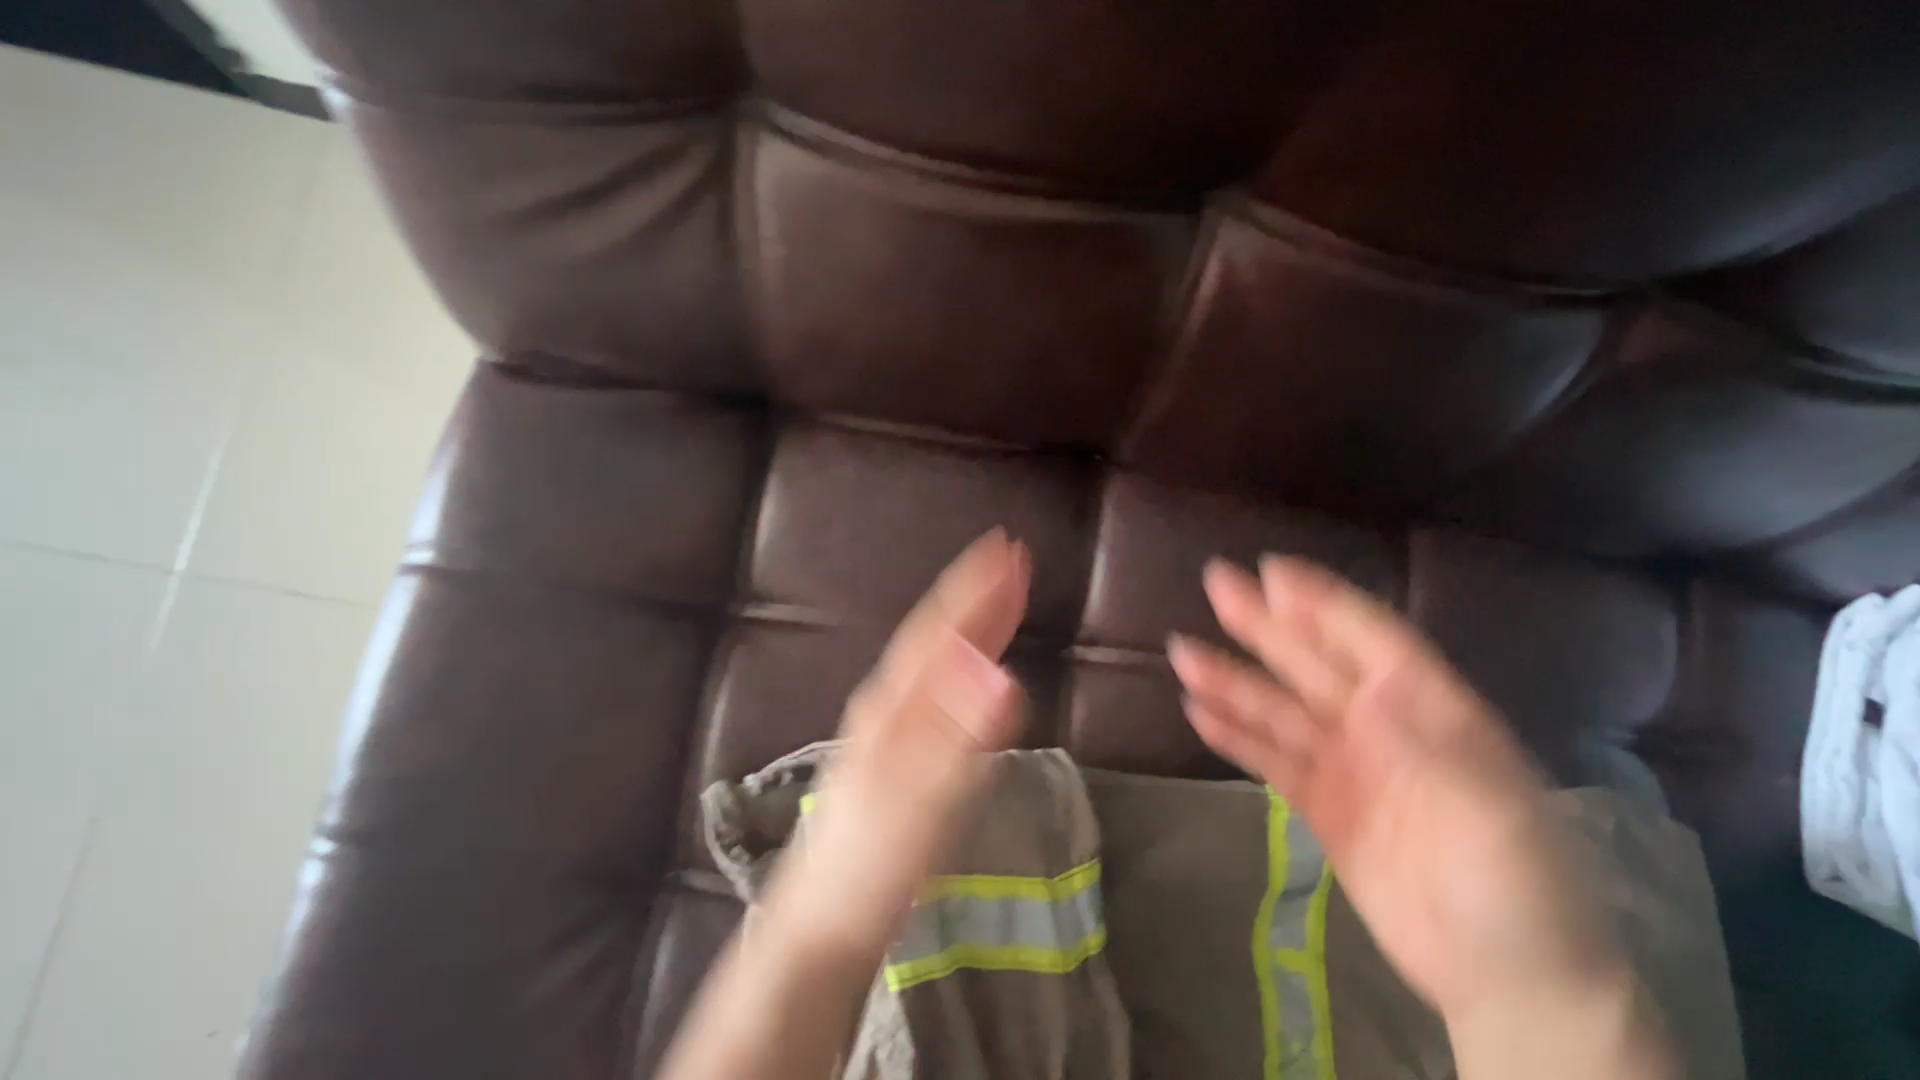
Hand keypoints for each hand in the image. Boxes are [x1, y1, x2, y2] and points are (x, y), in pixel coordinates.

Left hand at [779, 529, 1029, 951]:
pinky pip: (936, 698)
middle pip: (936, 641)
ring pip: (935, 667)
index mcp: (893, 709)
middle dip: (975, 598)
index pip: (938, 634)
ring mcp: (889, 739)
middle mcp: (887, 711)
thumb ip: (958, 737)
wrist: (826, 925)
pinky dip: (961, 672)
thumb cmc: (871, 864)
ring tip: (1001, 600)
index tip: (1008, 549)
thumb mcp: (919, 801)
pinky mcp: (898, 767)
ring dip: (969, 629)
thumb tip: (1002, 670)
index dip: (973, 590)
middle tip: (1013, 559)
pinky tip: (970, 677)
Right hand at [1166, 557, 1624, 1020]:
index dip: (1324, 606)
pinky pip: (1272, 762)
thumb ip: (1432, 751)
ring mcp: (1351, 768)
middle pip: (1314, 664)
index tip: (1274, 572)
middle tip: (1217, 583)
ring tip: (1182, 654)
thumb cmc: (1523, 891)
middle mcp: (1385, 727)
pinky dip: (1236, 737)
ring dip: (1234, 682)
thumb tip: (1375, 690)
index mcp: (1435, 714)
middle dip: (1265, 625)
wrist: (1509, 981)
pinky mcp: (1324, 808)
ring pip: (1281, 711)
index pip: (1373, 643)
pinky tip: (1200, 712)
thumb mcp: (1497, 819)